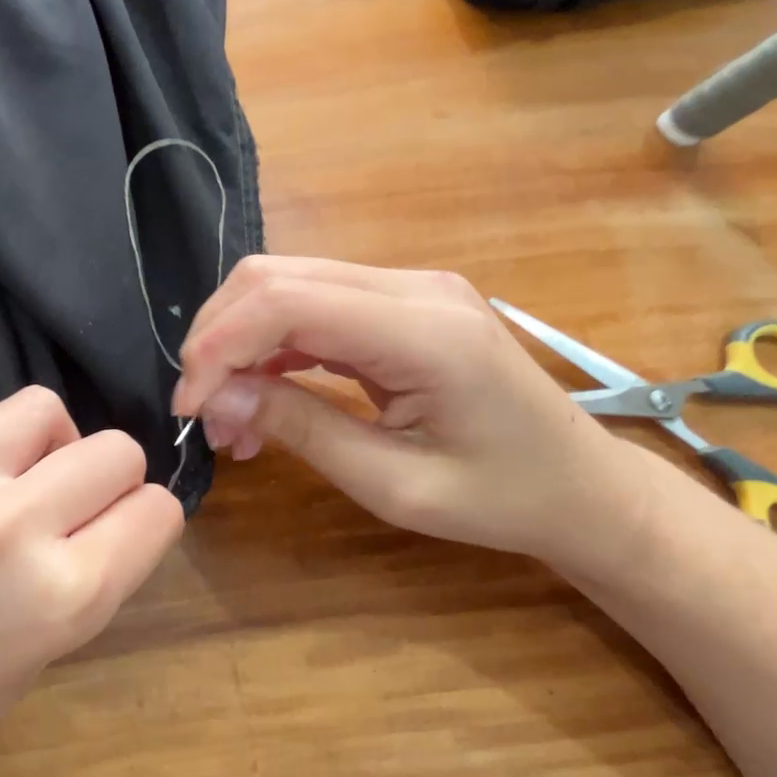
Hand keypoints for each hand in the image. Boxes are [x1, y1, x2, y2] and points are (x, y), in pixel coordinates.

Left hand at [0, 387, 181, 776]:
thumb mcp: (41, 656)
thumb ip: (87, 575)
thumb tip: (115, 506)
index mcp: (61, 595)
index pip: (153, 511)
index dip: (145, 518)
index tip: (122, 526)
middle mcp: (9, 525)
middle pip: (113, 450)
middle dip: (111, 476)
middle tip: (72, 502)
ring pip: (40, 407)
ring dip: (47, 441)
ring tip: (17, 475)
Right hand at [172, 255, 657, 574]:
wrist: (586, 490)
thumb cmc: (503, 499)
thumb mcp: (393, 485)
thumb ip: (300, 428)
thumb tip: (216, 396)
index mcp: (424, 332)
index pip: (285, 302)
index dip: (218, 345)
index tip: (191, 408)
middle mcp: (411, 288)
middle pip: (271, 278)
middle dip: (216, 339)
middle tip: (202, 411)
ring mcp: (405, 287)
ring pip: (279, 284)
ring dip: (235, 344)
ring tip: (228, 415)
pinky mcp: (395, 302)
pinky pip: (305, 305)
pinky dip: (265, 348)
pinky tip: (259, 398)